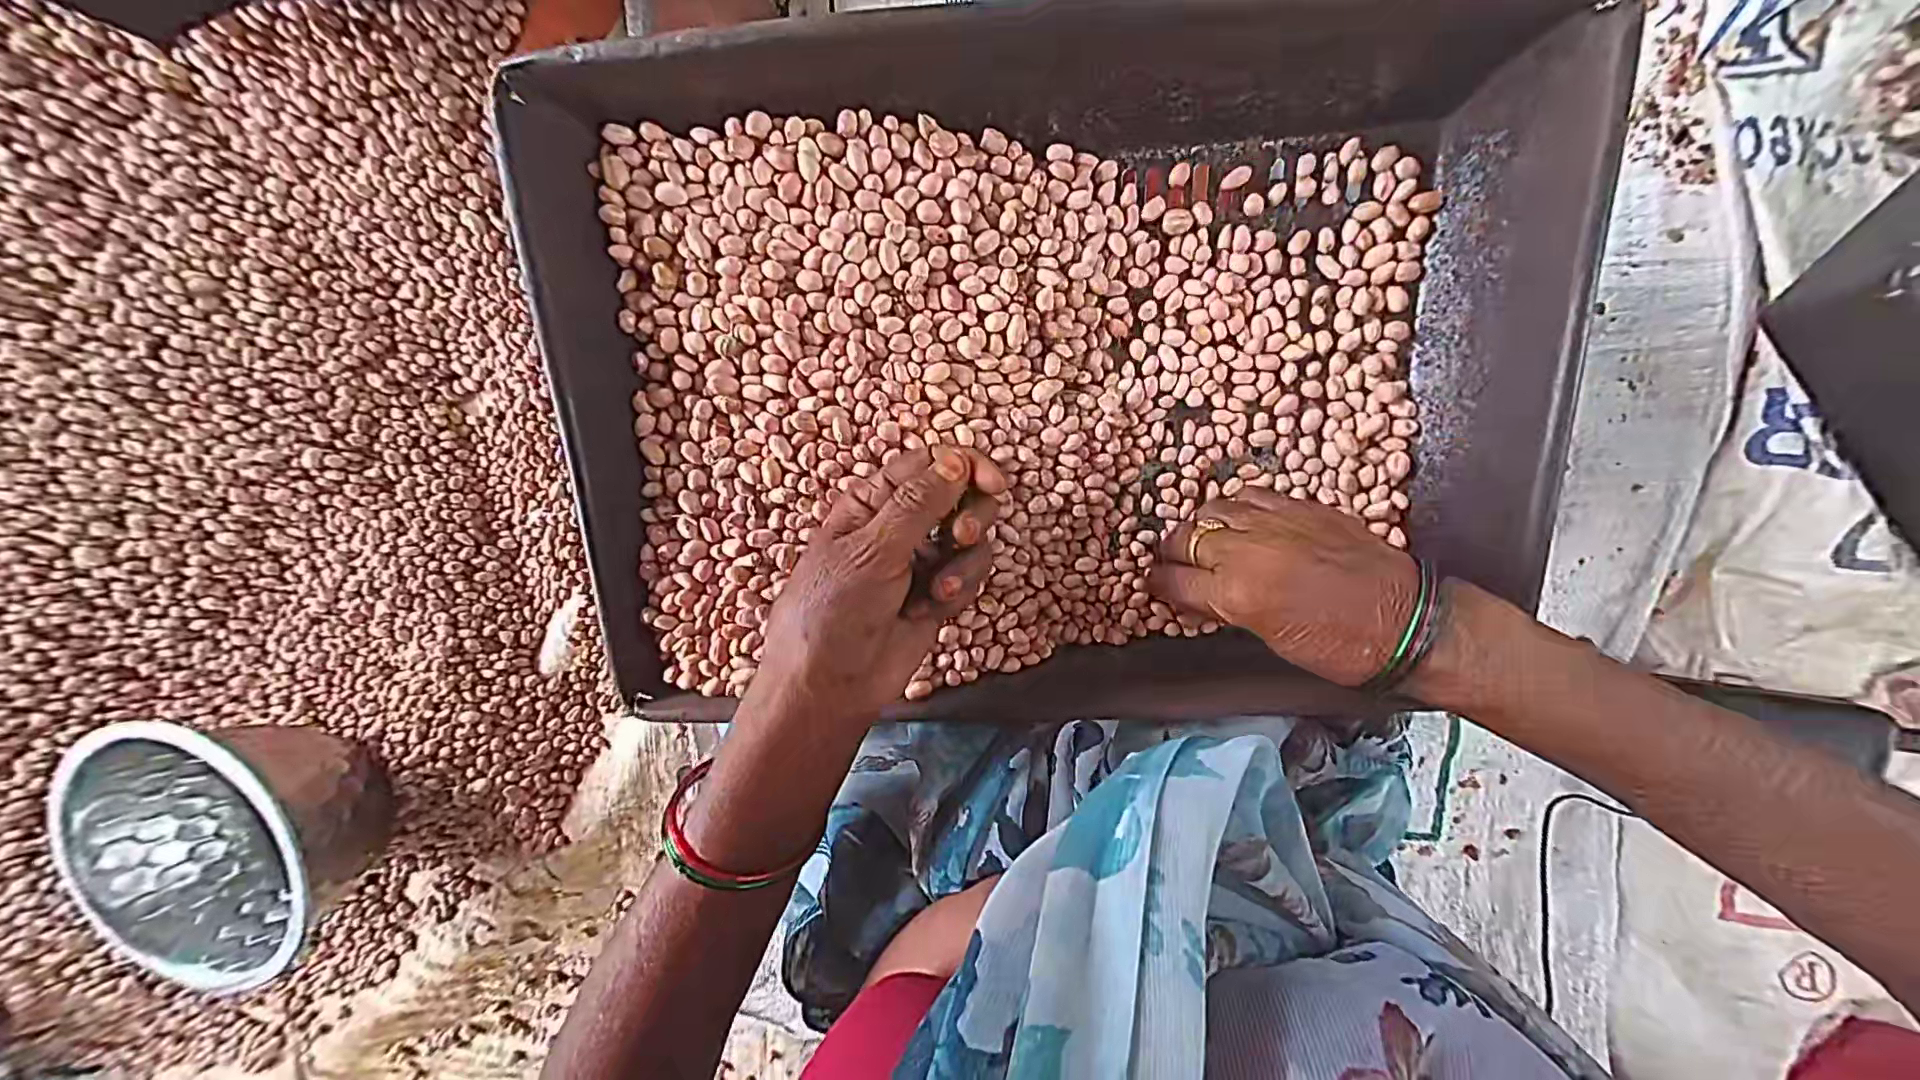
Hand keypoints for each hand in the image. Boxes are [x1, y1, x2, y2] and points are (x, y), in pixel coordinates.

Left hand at [745, 446, 1006, 726]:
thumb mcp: (872, 549)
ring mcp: (921, 560)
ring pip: (972, 538)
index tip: (992, 482)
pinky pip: (970, 574)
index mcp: (874, 501)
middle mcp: (901, 525)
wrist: (830, 684)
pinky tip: (932, 605)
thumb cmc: (831, 610)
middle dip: (972, 513)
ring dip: (966, 558)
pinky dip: (960, 587)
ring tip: (941, 584)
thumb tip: (957, 461)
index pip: (929, 463)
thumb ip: (919, 503)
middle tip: (963, 533)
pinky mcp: (938, 593)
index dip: (966, 465)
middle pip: (960, 495)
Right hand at [1150, 490, 1419, 686]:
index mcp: (1235, 594)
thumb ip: (1225, 607)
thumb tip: (1197, 593)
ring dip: (1200, 527)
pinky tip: (1239, 519)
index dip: (1157, 582)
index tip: (1154, 583)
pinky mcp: (1301, 508)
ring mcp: (1275, 524)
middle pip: (1185, 540)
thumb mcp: (1268, 636)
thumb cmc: (1338, 647)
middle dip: (1173, 553)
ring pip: (1212, 511)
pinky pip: (1250, 496)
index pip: (1173, 579)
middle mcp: (1247, 552)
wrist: (1409, 624)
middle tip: (1174, 563)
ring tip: (1204, 539)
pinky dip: (1235, 508)